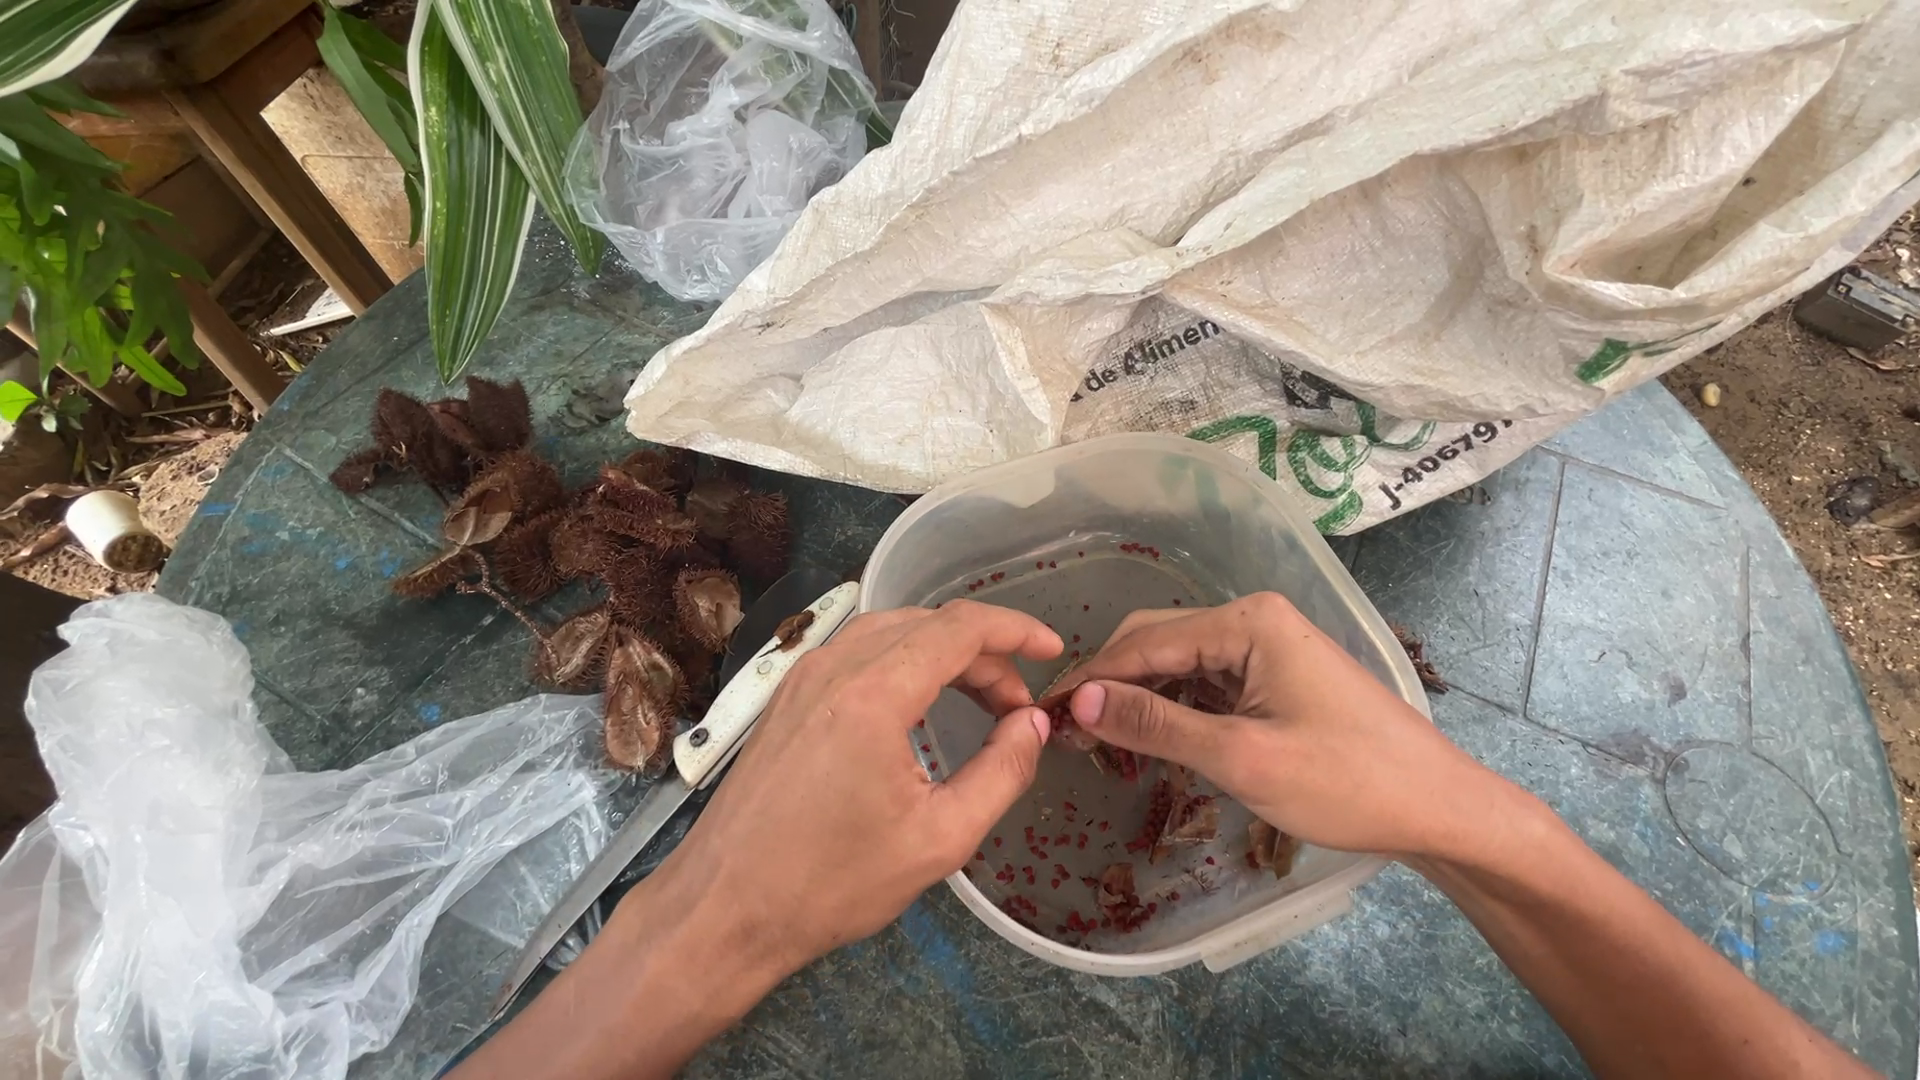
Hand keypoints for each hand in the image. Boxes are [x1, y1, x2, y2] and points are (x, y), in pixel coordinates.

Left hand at [648, 599, 1062, 972]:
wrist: (723, 907)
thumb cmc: (832, 881)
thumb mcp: (939, 838)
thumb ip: (1002, 772)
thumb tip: (1033, 723)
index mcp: (874, 692)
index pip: (959, 627)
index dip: (1014, 630)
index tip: (1052, 650)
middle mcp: (835, 665)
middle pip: (928, 625)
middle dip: (985, 653)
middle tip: (1016, 706)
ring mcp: (804, 675)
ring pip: (892, 630)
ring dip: (945, 653)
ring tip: (980, 698)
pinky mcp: (788, 694)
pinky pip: (859, 650)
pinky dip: (905, 660)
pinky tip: (921, 700)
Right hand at [1053, 593, 1518, 860]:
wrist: (1441, 809)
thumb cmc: (1347, 783)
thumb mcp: (1241, 757)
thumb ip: (1156, 724)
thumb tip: (1077, 701)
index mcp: (1247, 621)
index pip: (1143, 641)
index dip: (1089, 679)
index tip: (1043, 713)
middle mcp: (1251, 618)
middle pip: (1155, 640)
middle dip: (1109, 683)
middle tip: (1067, 731)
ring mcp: (1263, 643)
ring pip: (1175, 659)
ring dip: (1136, 695)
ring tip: (1097, 737)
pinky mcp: (1270, 671)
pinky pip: (1202, 678)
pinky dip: (1169, 705)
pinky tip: (1147, 733)